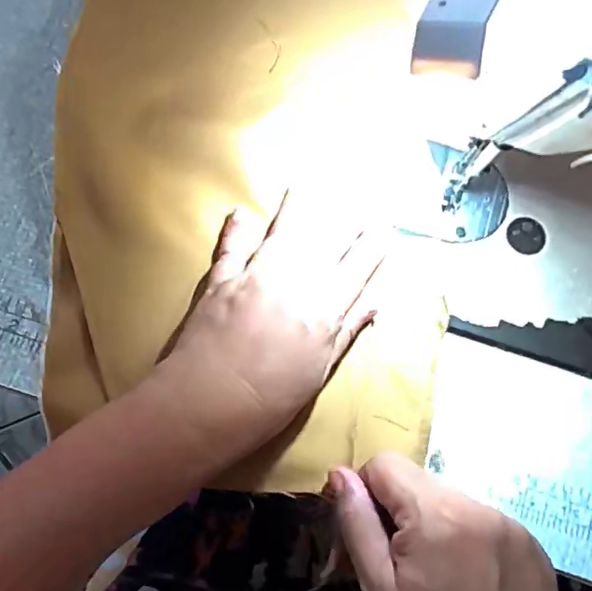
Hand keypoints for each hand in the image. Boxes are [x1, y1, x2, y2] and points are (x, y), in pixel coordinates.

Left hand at [154, 194, 381, 456]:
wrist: (208, 401)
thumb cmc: (269, 402)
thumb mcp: (316, 372)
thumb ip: (343, 333)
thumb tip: (372, 304)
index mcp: (324, 311)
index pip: (357, 269)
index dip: (372, 246)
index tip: (383, 228)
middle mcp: (294, 285)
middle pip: (322, 243)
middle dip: (339, 219)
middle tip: (350, 198)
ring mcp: (254, 279)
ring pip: (279, 236)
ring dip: (293, 210)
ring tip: (302, 189)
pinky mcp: (220, 281)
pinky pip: (232, 247)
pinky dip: (238, 229)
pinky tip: (243, 213)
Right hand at [330, 453, 586, 590]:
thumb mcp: (379, 589)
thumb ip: (357, 522)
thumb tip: (339, 473)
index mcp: (439, 515)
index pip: (385, 463)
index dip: (366, 493)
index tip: (373, 539)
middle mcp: (480, 506)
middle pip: (418, 480)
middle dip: (400, 510)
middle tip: (402, 567)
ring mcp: (513, 524)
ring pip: (448, 499)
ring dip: (431, 523)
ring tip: (437, 579)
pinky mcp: (533, 544)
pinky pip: (480, 520)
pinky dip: (462, 538)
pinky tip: (468, 585)